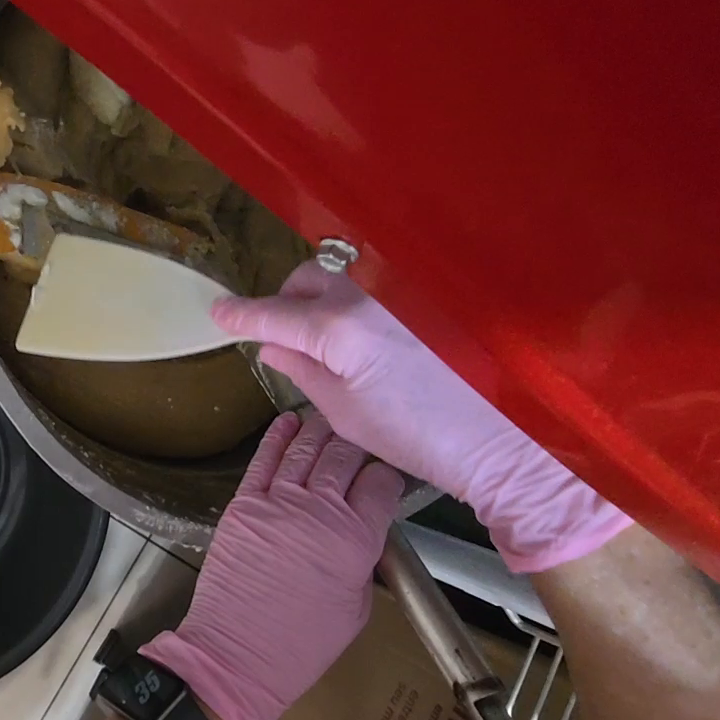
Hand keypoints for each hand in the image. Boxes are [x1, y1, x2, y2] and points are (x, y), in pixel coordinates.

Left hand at [141, 414, 400, 719]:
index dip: (388, 472)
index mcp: (355, 539)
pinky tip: (288, 421)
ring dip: (319, 429)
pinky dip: (277, 437)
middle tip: (363, 431)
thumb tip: (362, 529)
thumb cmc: (303, 642)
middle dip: (357, 442)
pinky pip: (264, 460)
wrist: (237, 651)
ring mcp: (277, 502)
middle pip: (343, 458)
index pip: (381, 485)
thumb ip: (362, 558)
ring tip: (331, 416)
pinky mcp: (244, 503)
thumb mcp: (357, 605)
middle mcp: (318, 511)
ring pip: (305, 450)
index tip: (389, 468)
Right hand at [210, 261, 630, 572]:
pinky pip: (373, 287)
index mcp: (340, 330)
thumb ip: (300, 369)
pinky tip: (367, 338)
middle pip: (304, 280)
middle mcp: (368, 296)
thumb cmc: (416, 436)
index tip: (217, 313)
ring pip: (339, 279)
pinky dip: (353, 304)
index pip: (274, 314)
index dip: (241, 315)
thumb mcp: (343, 410)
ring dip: (319, 301)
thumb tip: (270, 345)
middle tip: (283, 338)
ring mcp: (401, 291)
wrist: (502, 441)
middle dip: (283, 303)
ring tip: (327, 341)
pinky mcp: (426, 297)